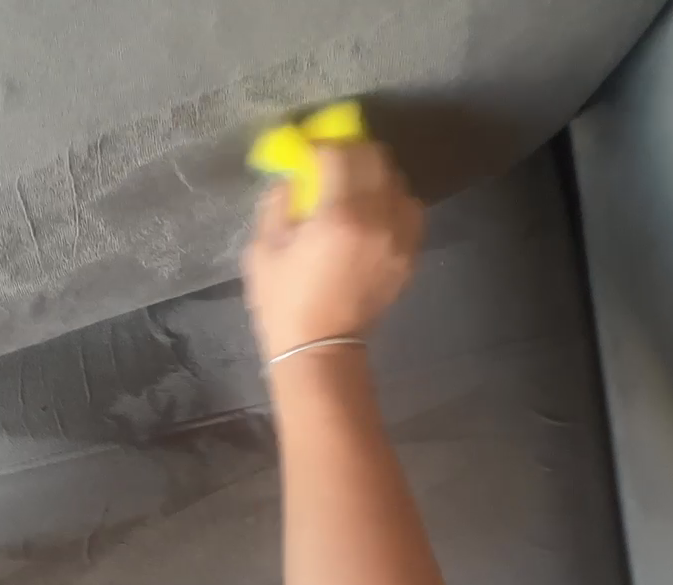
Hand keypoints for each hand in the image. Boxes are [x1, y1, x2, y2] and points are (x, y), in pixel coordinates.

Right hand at [242, 141, 423, 359]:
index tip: (307, 155)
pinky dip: (389, 203)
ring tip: (352, 194)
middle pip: (374, 156)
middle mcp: (378, 216)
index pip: (338, 152)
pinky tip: (370, 217)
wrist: (320, 348)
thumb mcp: (262, 252)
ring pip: (396, 180)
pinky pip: (408, 208)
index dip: (320, 147)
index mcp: (338, 214)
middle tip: (330, 166)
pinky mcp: (410, 251)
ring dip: (372, 177)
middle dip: (350, 153)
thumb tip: (293, 178)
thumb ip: (277, 204)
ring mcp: (400, 234)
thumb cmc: (283, 303)